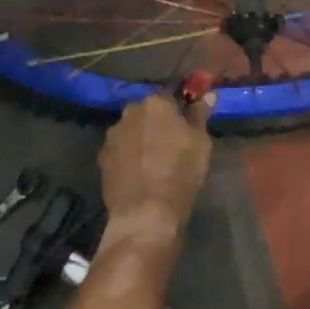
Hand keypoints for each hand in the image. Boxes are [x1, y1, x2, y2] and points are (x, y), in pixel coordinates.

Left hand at [97, 94, 215, 248]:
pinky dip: (128, 157)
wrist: (145, 212)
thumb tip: (207, 95)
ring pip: (131, 131)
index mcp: (155, 103)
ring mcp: (112, 136)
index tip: (187, 123)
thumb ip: (200, 115)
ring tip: (153, 161)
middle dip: (157, 123)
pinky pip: (120, 151)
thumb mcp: (200, 143)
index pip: (170, 96)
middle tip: (171, 143)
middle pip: (147, 112)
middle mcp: (130, 113)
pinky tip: (138, 173)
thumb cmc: (180, 173)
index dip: (180, 110)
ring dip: (140, 139)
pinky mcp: (102, 158)